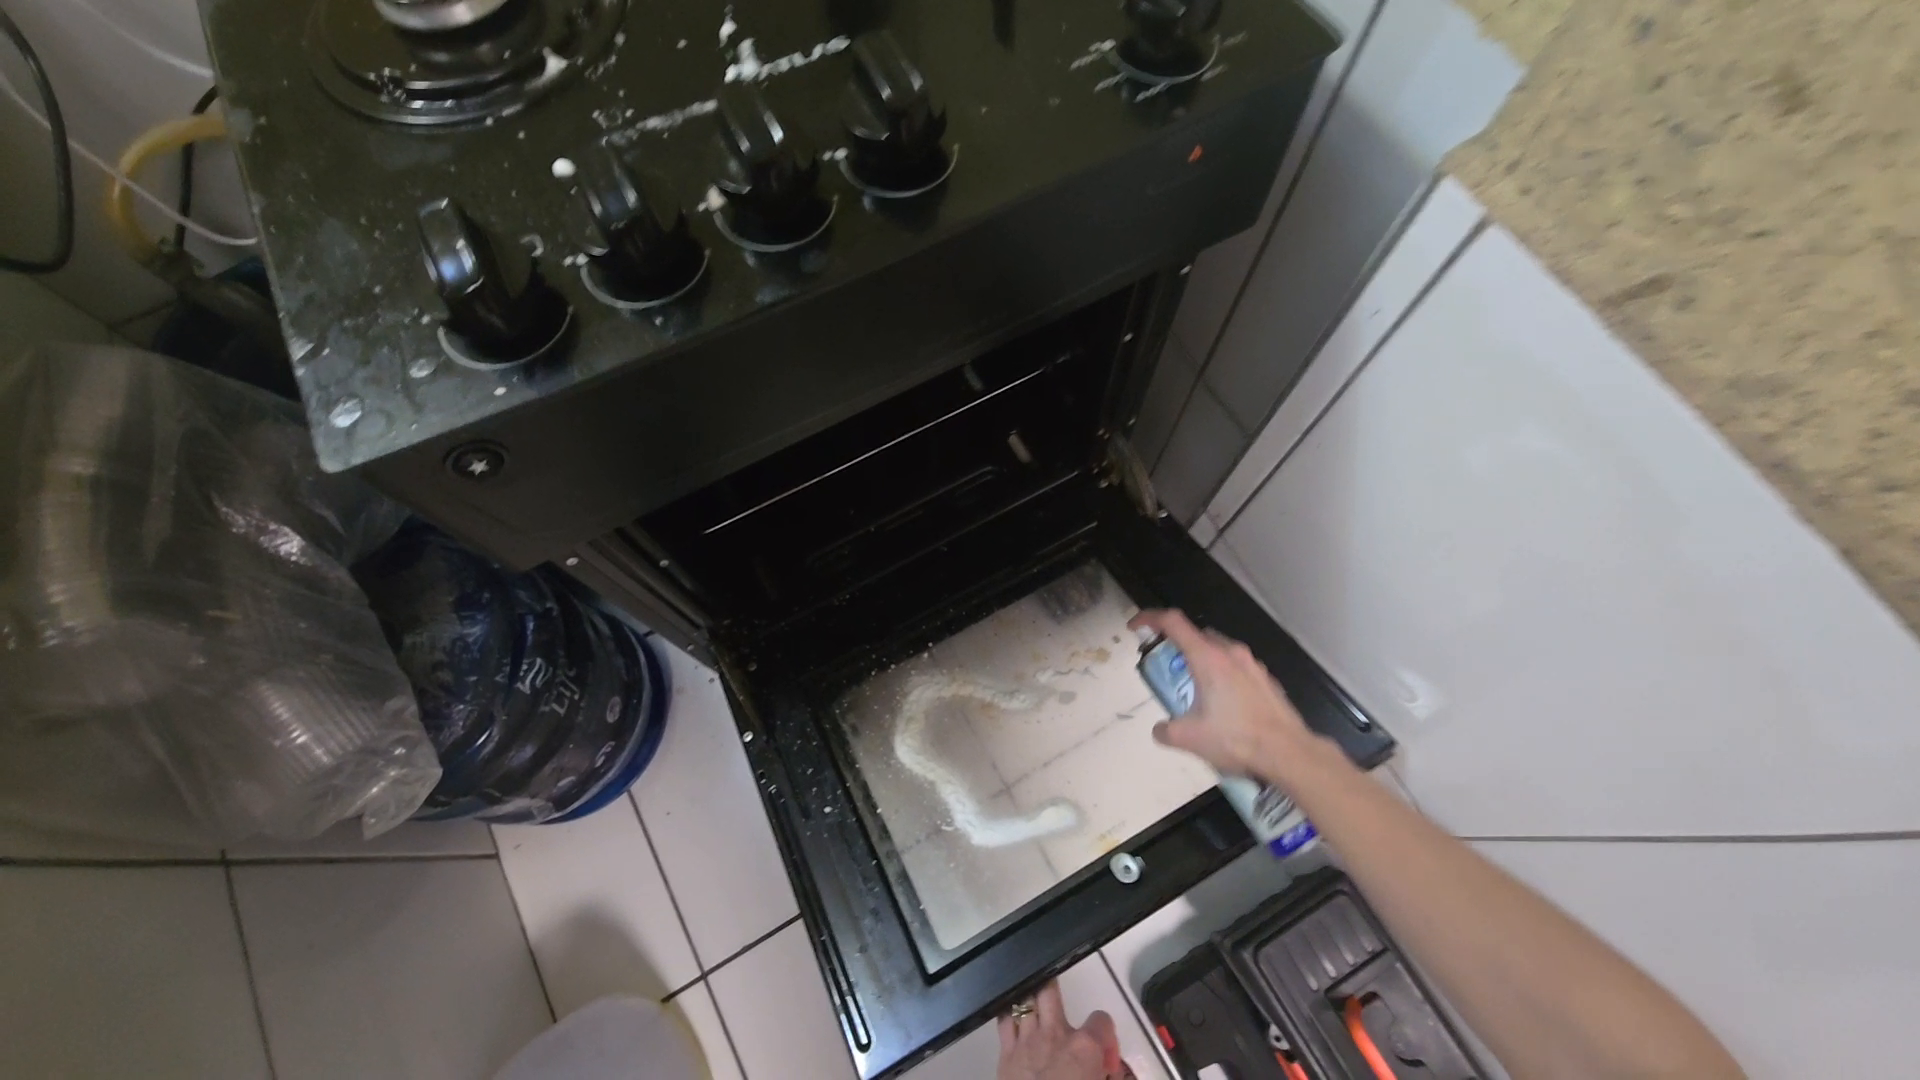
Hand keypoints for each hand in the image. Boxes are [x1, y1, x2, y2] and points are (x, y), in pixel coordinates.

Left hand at [997, 982, 1131, 1079]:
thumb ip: (1108, 1076)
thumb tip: (1109, 1072)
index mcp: (1085, 1048)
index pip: (1101, 1020)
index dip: (1106, 1032)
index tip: (1105, 1050)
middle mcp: (1055, 1035)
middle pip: (1050, 990)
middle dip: (1054, 987)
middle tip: (1058, 997)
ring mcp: (1027, 1041)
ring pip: (1025, 1000)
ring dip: (1031, 1001)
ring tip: (1036, 1003)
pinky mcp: (1005, 1054)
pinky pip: (1004, 1022)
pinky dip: (1010, 1017)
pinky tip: (1015, 1021)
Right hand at [1128, 609, 1314, 782]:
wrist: (1288, 752)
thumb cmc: (1236, 739)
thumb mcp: (1190, 738)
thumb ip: (1166, 730)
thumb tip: (1159, 729)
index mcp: (1207, 659)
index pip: (1173, 622)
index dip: (1150, 618)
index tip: (1135, 627)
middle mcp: (1230, 653)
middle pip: (1197, 635)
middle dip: (1177, 645)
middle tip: (1166, 666)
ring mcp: (1252, 665)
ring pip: (1219, 650)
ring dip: (1202, 661)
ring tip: (1195, 690)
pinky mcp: (1266, 680)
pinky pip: (1237, 668)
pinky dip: (1223, 676)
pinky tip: (1224, 705)